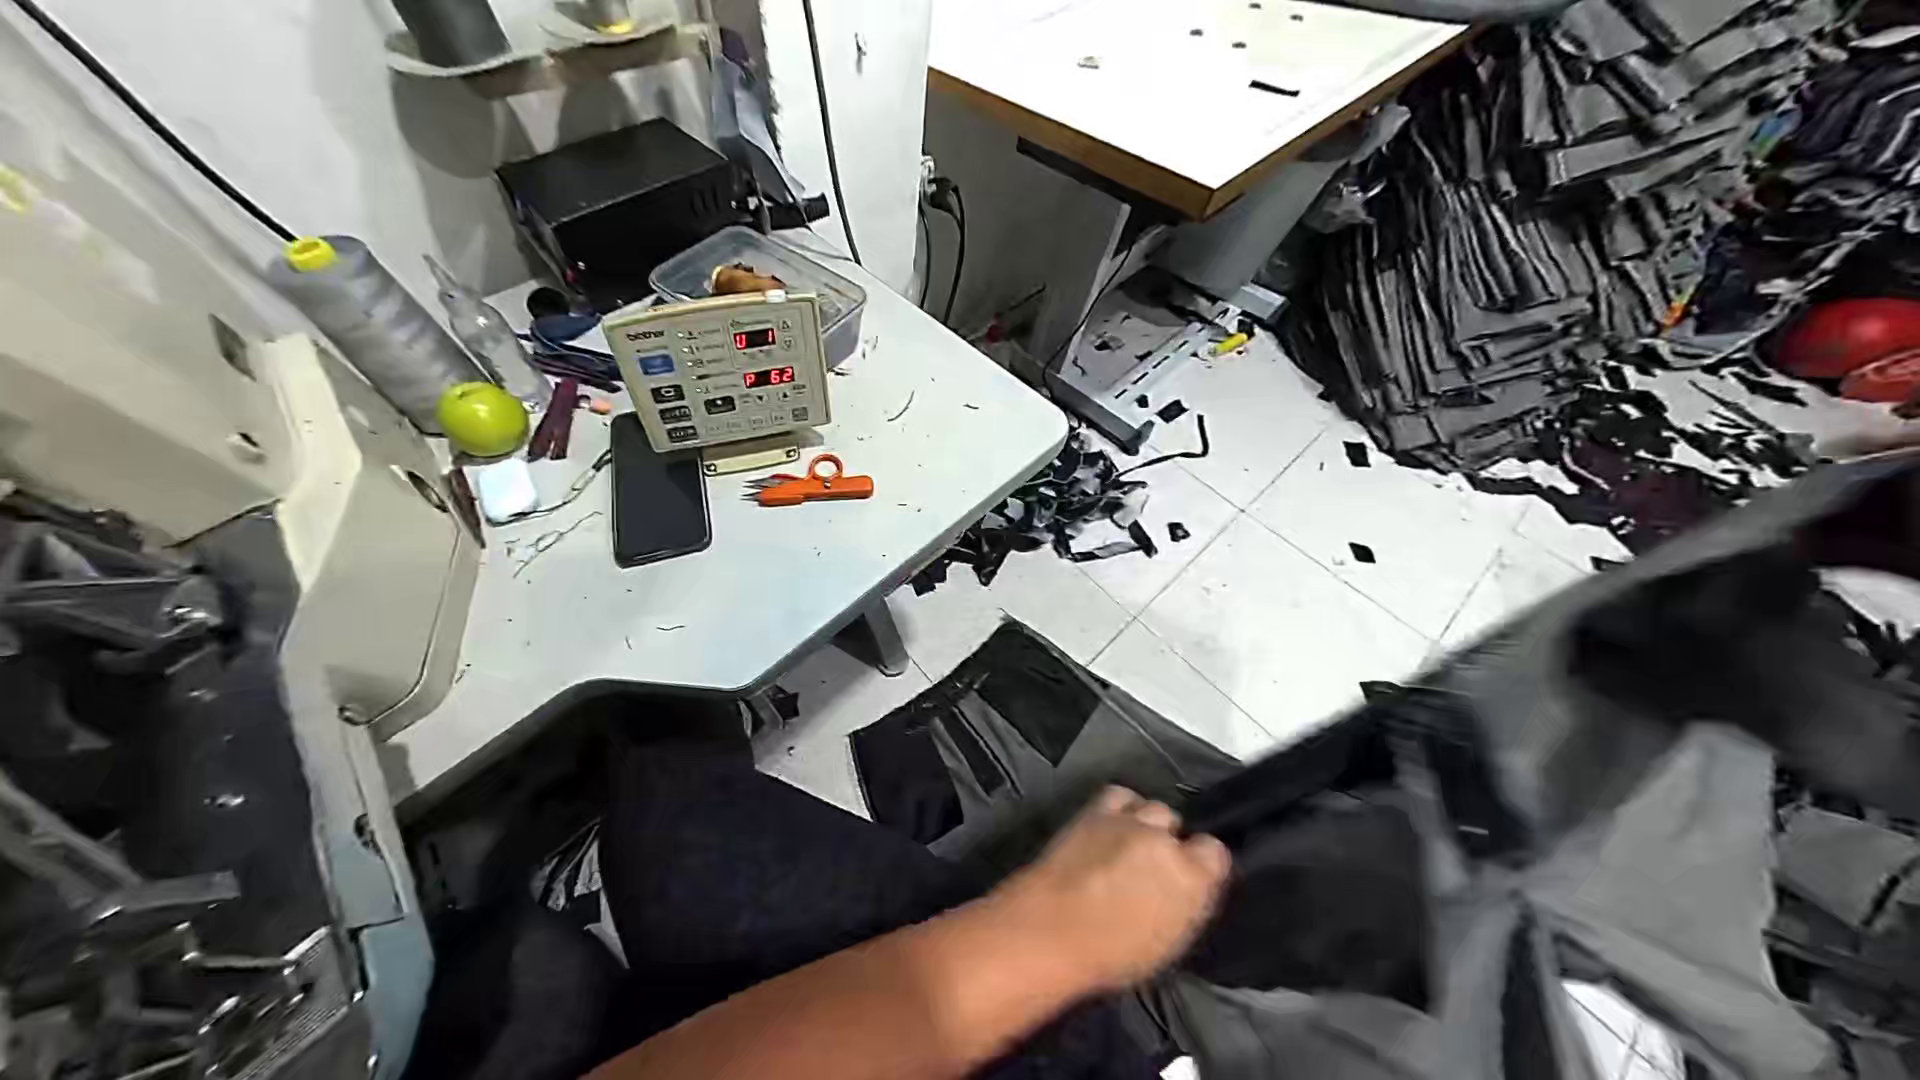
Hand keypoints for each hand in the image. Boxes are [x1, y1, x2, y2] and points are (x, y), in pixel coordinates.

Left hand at [986, 787, 1231, 995]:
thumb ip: (1182, 904)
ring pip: (1151, 806)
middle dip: (1168, 840)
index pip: (1215, 852)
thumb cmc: (1111, 955)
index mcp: (1192, 880)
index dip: (1202, 862)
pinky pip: (1119, 795)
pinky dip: (1120, 806)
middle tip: (1151, 864)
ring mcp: (1128, 821)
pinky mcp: (1095, 810)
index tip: (1190, 875)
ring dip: (1145, 821)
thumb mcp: (1168, 941)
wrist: (1053, 929)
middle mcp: (1164, 841)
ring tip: (1131, 841)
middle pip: (1177, 824)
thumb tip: (1181, 890)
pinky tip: (1112, 821)